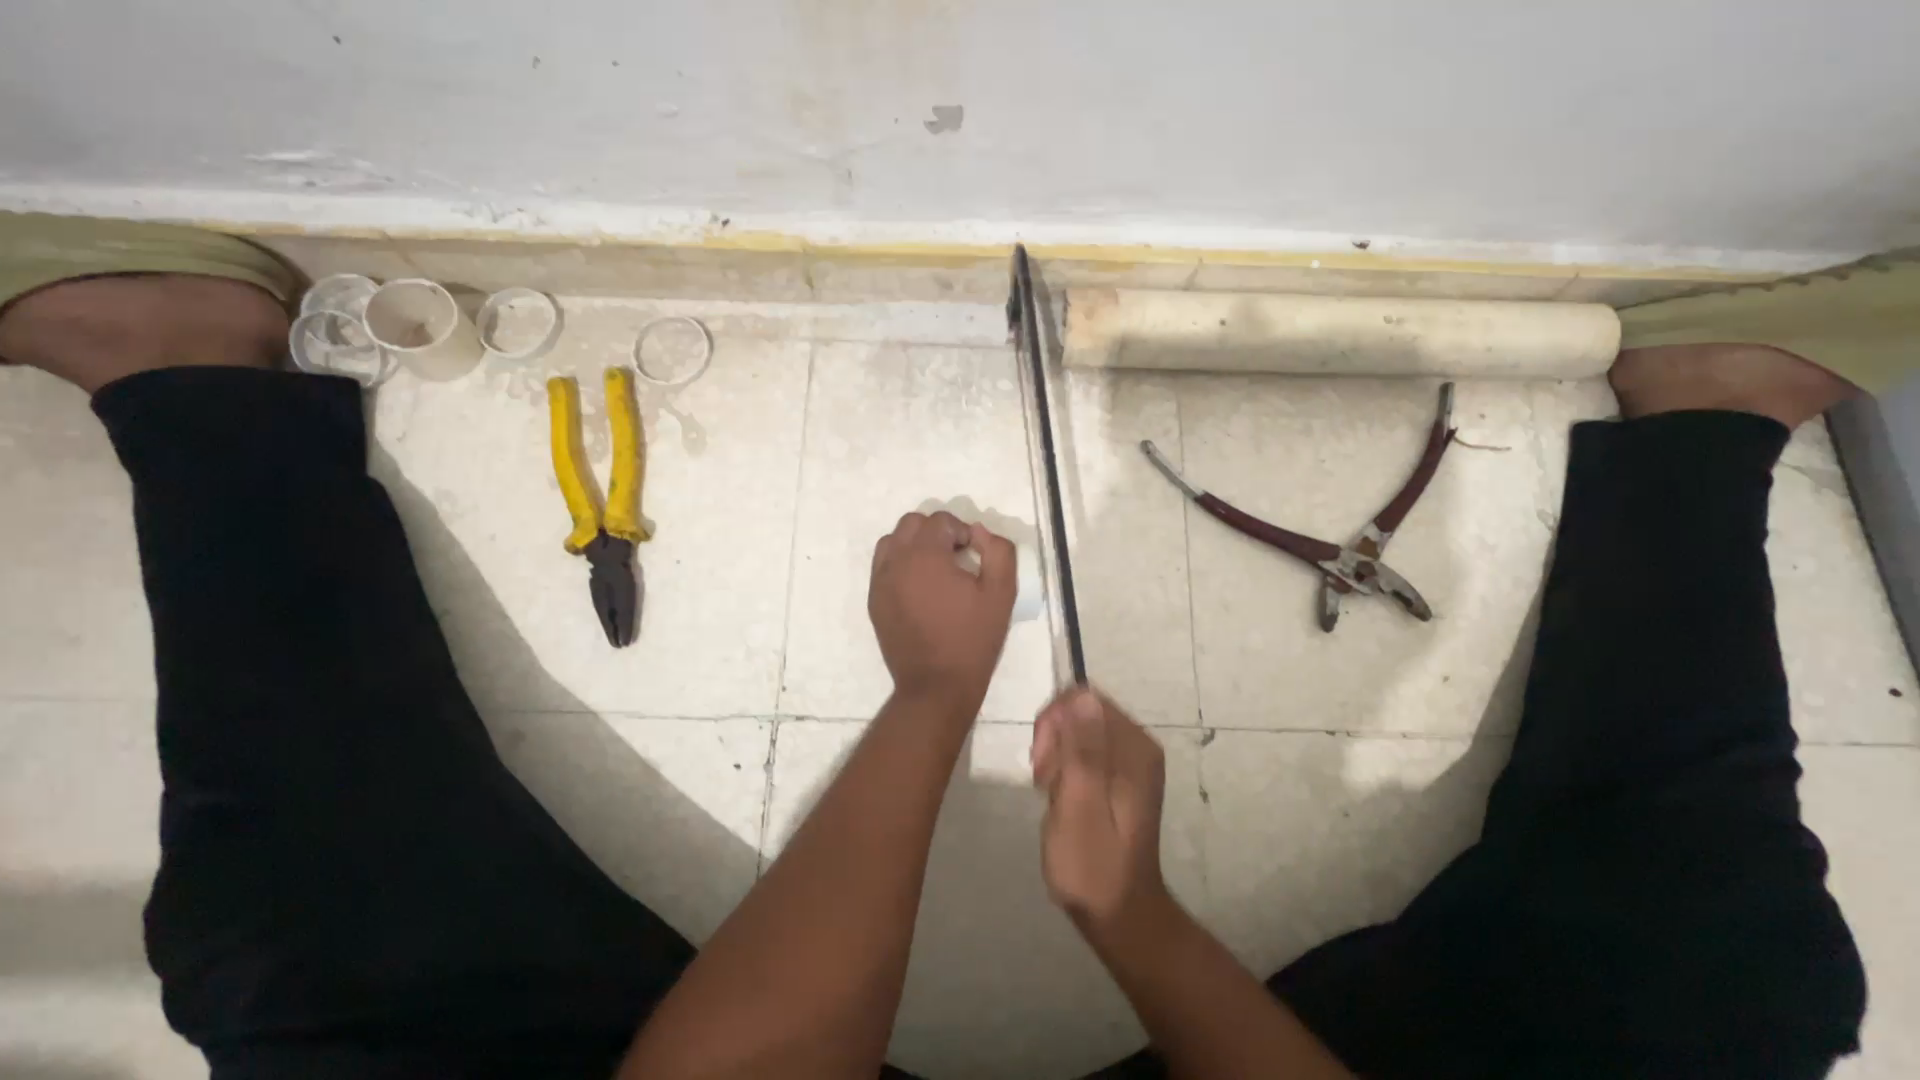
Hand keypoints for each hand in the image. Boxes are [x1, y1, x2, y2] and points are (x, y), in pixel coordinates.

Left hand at [867, 511, 1016, 705]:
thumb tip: (978, 532)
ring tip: (936, 572)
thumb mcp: (1001, 593)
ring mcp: (880, 582)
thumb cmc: (973, 639)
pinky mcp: (875, 602)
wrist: (937, 685)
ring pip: (892, 543)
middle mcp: (895, 562)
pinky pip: (883, 568)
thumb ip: (998, 551)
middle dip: (936, 533)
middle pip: (911, 524)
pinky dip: (901, 567)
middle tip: (957, 559)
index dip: (962, 532)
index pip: (940, 520)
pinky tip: (921, 592)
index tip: (974, 556)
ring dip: (914, 546)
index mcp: (925, 555)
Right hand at [1032, 687, 1169, 933]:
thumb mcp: (1079, 804)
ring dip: (1056, 758)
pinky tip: (1062, 799)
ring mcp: (1130, 764)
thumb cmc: (1092, 864)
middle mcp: (1138, 748)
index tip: (1043, 765)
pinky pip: (1084, 754)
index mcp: (1134, 749)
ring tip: (1054, 796)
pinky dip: (1065, 770)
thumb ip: (1082, 748)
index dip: (1054, 723)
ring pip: (1078, 733)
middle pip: (1082, 712)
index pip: (1084, 698)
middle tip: (1046, 785)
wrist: (1117, 913)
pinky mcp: (1119, 780)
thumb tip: (1083, 696)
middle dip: (1054, 741)